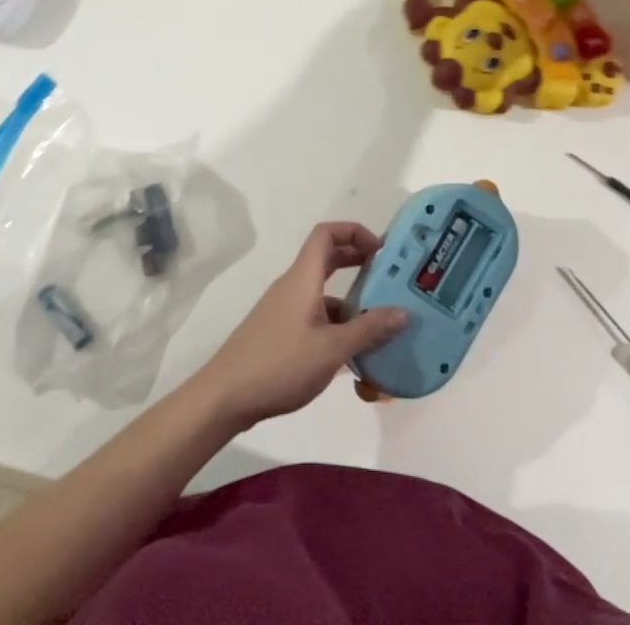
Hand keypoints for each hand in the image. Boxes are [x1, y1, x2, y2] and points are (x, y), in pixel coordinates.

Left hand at [192, 223, 408, 428]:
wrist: (225, 397)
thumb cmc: (280, 364)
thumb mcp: (332, 349)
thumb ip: (369, 330)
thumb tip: (404, 313)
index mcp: (303, 279)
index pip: (326, 233)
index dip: (354, 232)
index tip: (382, 251)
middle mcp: (292, 287)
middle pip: (327, 259)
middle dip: (359, 263)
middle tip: (391, 280)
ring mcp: (284, 311)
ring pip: (322, 293)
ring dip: (351, 301)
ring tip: (382, 323)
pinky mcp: (279, 333)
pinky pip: (314, 316)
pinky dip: (337, 325)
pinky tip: (355, 352)